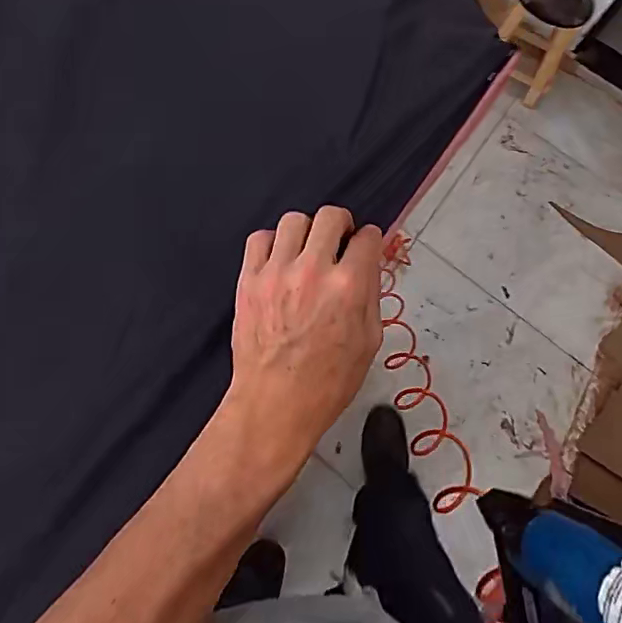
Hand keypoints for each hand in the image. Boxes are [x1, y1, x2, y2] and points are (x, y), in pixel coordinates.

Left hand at [222, 206, 383, 463]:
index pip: (368, 236)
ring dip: (307, 232)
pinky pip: (259, 238)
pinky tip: (280, 261)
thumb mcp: (370, 338)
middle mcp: (314, 270)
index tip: (365, 250)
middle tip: (339, 244)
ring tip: (307, 251)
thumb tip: (371, 263)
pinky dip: (272, 243)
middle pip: (331, 216)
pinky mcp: (249, 281)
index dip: (370, 241)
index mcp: (349, 285)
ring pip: (294, 220)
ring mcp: (277, 273)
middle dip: (342, 225)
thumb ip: (372, 292)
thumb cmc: (329, 380)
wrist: (274, 406)